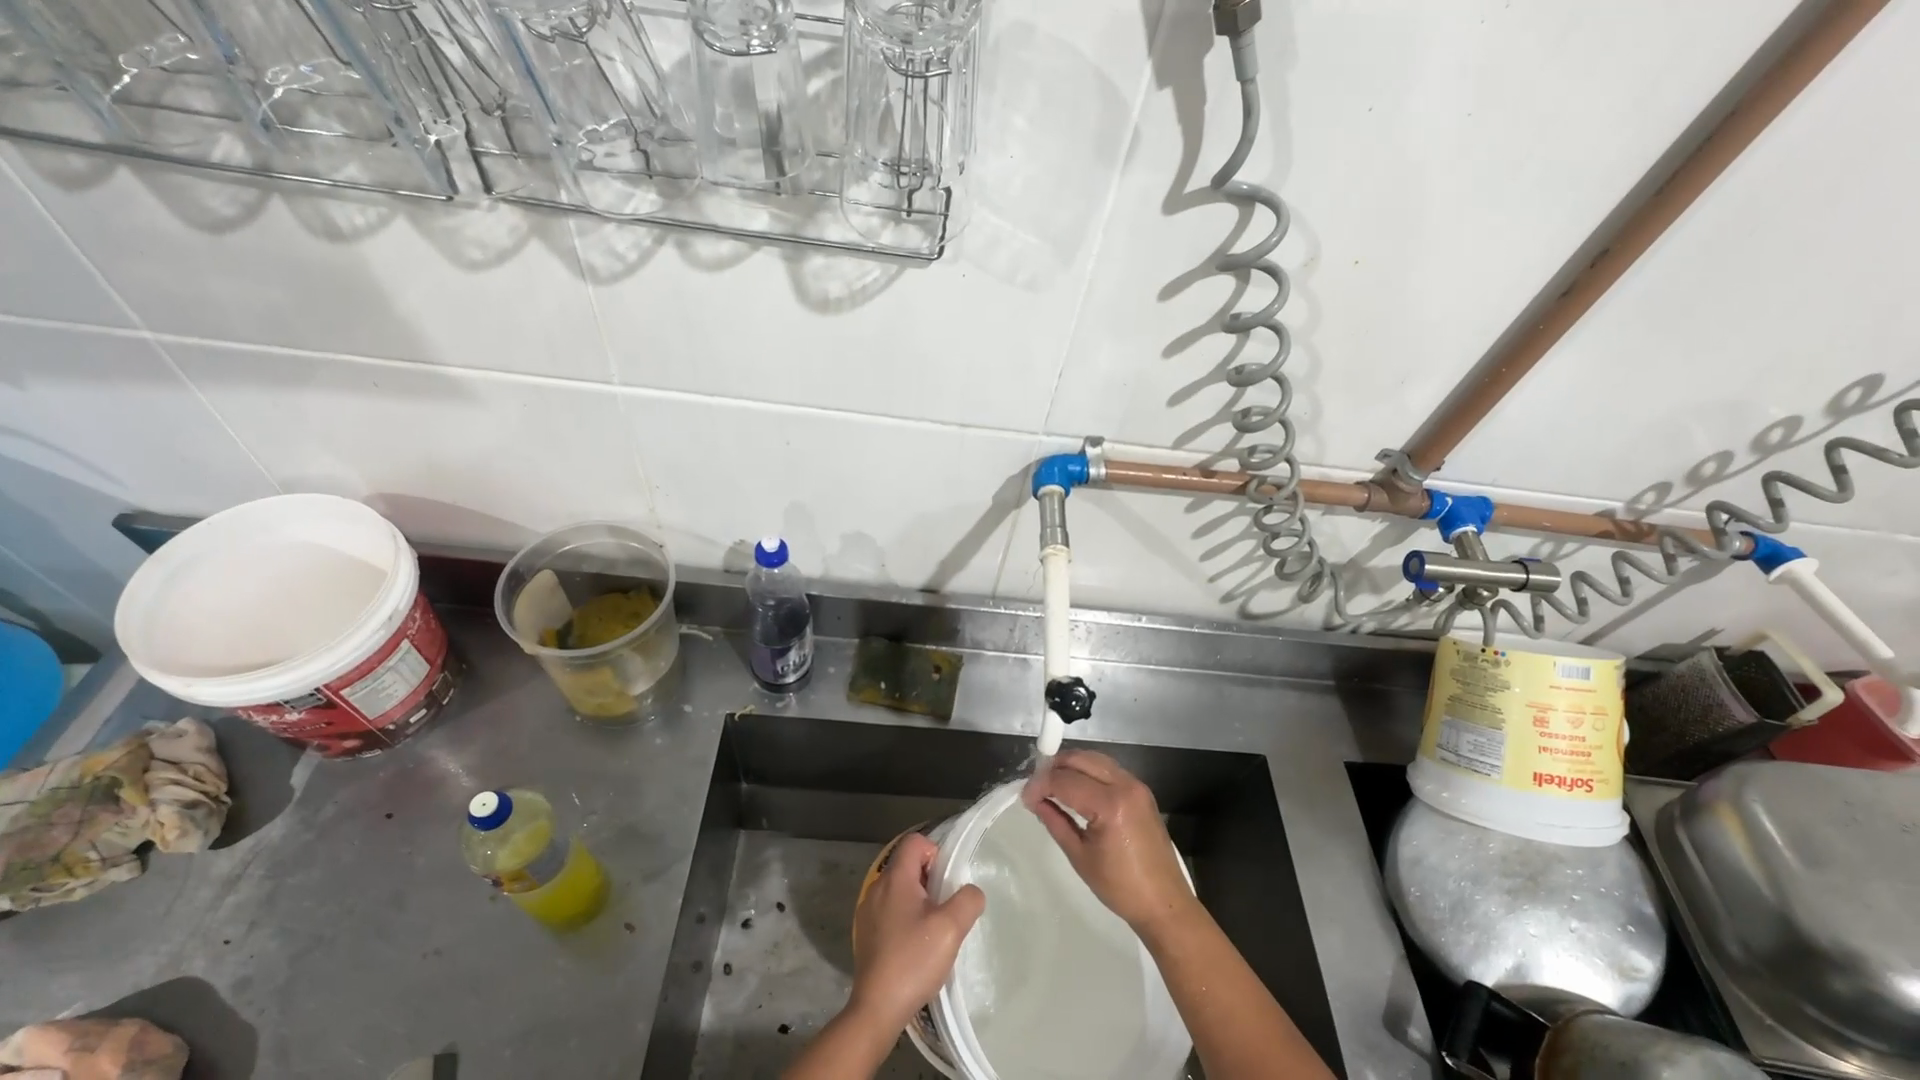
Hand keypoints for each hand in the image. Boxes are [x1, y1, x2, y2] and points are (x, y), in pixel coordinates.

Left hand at [849, 833, 985, 1032]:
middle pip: (907, 865)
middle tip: (946, 907)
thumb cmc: (914, 961)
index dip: (936, 852)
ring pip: (899, 890)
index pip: (915, 842)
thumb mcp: (951, 928)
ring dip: (919, 901)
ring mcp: (868, 911)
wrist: (878, 1007)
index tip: (948, 882)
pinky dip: (905, 917)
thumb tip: (971, 891)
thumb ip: (967, 900)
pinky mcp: (866, 933)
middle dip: (930, 879)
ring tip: (933, 929)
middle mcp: (876, 888)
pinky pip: (890, 910)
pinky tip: (916, 945)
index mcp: (895, 879)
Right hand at [1022, 749, 1198, 935]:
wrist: (1164, 902)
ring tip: (1052, 785)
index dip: (1040, 785)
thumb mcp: (1079, 856)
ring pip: (1096, 759)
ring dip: (1071, 766)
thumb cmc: (1119, 886)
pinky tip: (1075, 788)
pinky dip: (1089, 771)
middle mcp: (1125, 786)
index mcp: (1110, 805)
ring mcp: (1137, 786)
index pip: (1065, 780)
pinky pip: (1109, 769)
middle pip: (1081, 759)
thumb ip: (1055, 821)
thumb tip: (1034, 801)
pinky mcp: (1142, 792)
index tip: (1025, 798)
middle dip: (1054, 767)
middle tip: (1036, 787)